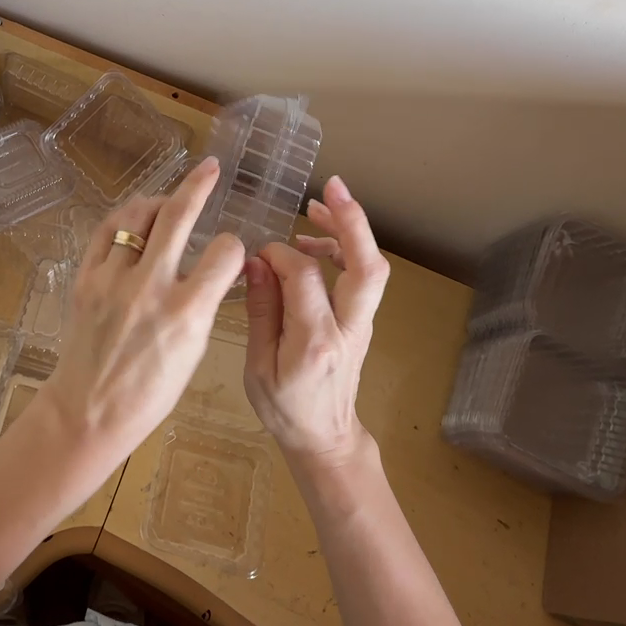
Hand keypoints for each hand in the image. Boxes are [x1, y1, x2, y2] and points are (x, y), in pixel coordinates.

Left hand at [32, 157, 246, 463]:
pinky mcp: (86, 277)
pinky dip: (124, 217)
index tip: (231, 248)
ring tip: (167, 202)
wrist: (89, 410)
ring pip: (137, 216)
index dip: (233, 245)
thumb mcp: (194, 352)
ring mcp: (113, 278)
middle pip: (177, 216)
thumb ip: (203, 303)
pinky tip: (135, 217)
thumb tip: (214, 269)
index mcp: (187, 313)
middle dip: (198, 185)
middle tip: (211, 169)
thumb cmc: (150, 393)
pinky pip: (106, 231)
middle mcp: (150, 287)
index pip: (224, 254)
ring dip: (157, 202)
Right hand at [243, 175, 388, 467]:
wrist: (326, 440)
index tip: (254, 252)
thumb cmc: (285, 409)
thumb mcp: (257, 367)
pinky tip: (312, 243)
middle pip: (367, 267)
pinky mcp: (361, 319)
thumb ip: (260, 311)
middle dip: (352, 222)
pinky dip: (344, 249)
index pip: (304, 278)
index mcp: (315, 343)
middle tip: (332, 186)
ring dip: (348, 230)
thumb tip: (257, 261)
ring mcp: (361, 323)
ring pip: (371, 267)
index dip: (278, 253)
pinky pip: (362, 276)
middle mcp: (348, 328)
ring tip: (314, 207)